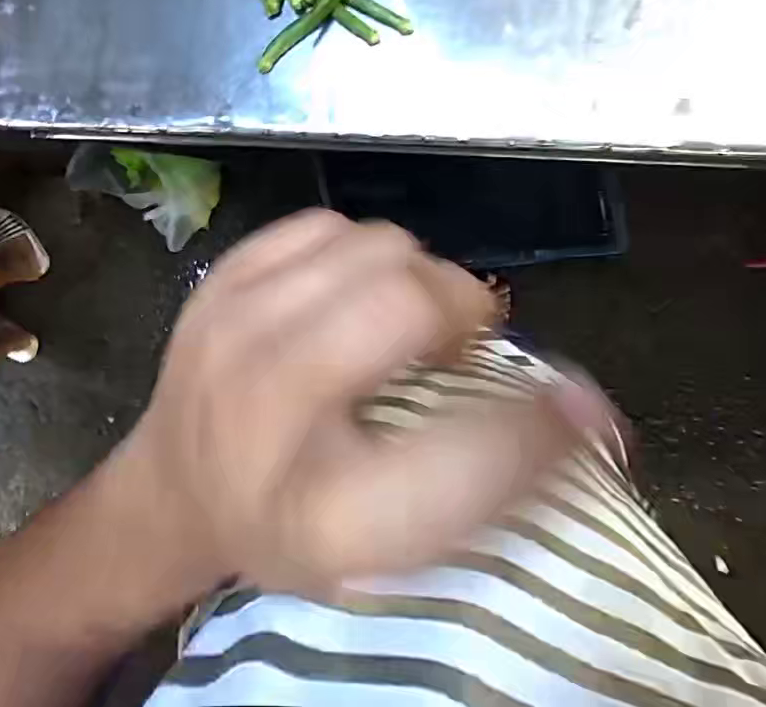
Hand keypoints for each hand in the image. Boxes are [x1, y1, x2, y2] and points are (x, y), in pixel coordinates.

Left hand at [114, 210, 607, 595]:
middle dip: (461, 308)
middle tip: (462, 340)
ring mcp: (229, 323)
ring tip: (407, 314)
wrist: (176, 487)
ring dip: (414, 275)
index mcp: (314, 506)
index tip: (575, 406)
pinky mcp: (219, 279)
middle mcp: (261, 404)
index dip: (534, 425)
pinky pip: (325, 225)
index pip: (458, 457)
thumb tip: (588, 407)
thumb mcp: (387, 539)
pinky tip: (353, 290)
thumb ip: (491, 477)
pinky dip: (360, 250)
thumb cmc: (292, 523)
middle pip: (406, 298)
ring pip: (373, 246)